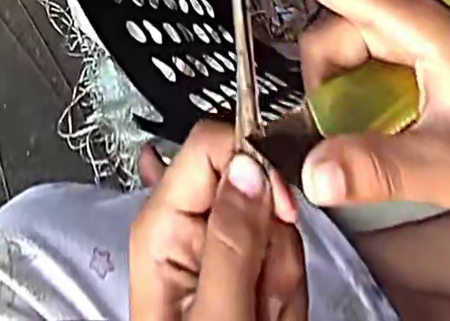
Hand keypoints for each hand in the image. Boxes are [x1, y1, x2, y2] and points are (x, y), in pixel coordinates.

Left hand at [130, 120, 308, 320]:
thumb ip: (231, 240)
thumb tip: (248, 160)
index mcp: (163, 220)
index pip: (206, 145)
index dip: (250, 161)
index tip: (282, 211)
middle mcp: (185, 221)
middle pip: (248, 182)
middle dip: (272, 239)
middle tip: (263, 296)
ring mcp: (214, 243)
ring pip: (272, 220)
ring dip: (282, 273)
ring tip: (263, 314)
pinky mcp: (240, 265)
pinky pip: (281, 254)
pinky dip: (287, 290)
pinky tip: (268, 314)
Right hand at [234, 0, 449, 217]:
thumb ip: (379, 170)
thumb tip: (307, 174)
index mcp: (412, 22)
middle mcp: (406, 13)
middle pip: (330, 35)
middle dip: (323, 86)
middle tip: (343, 144)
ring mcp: (413, 27)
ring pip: (343, 48)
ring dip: (340, 91)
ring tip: (376, 139)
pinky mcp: (418, 45)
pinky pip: (363, 57)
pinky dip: (356, 89)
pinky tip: (383, 123)